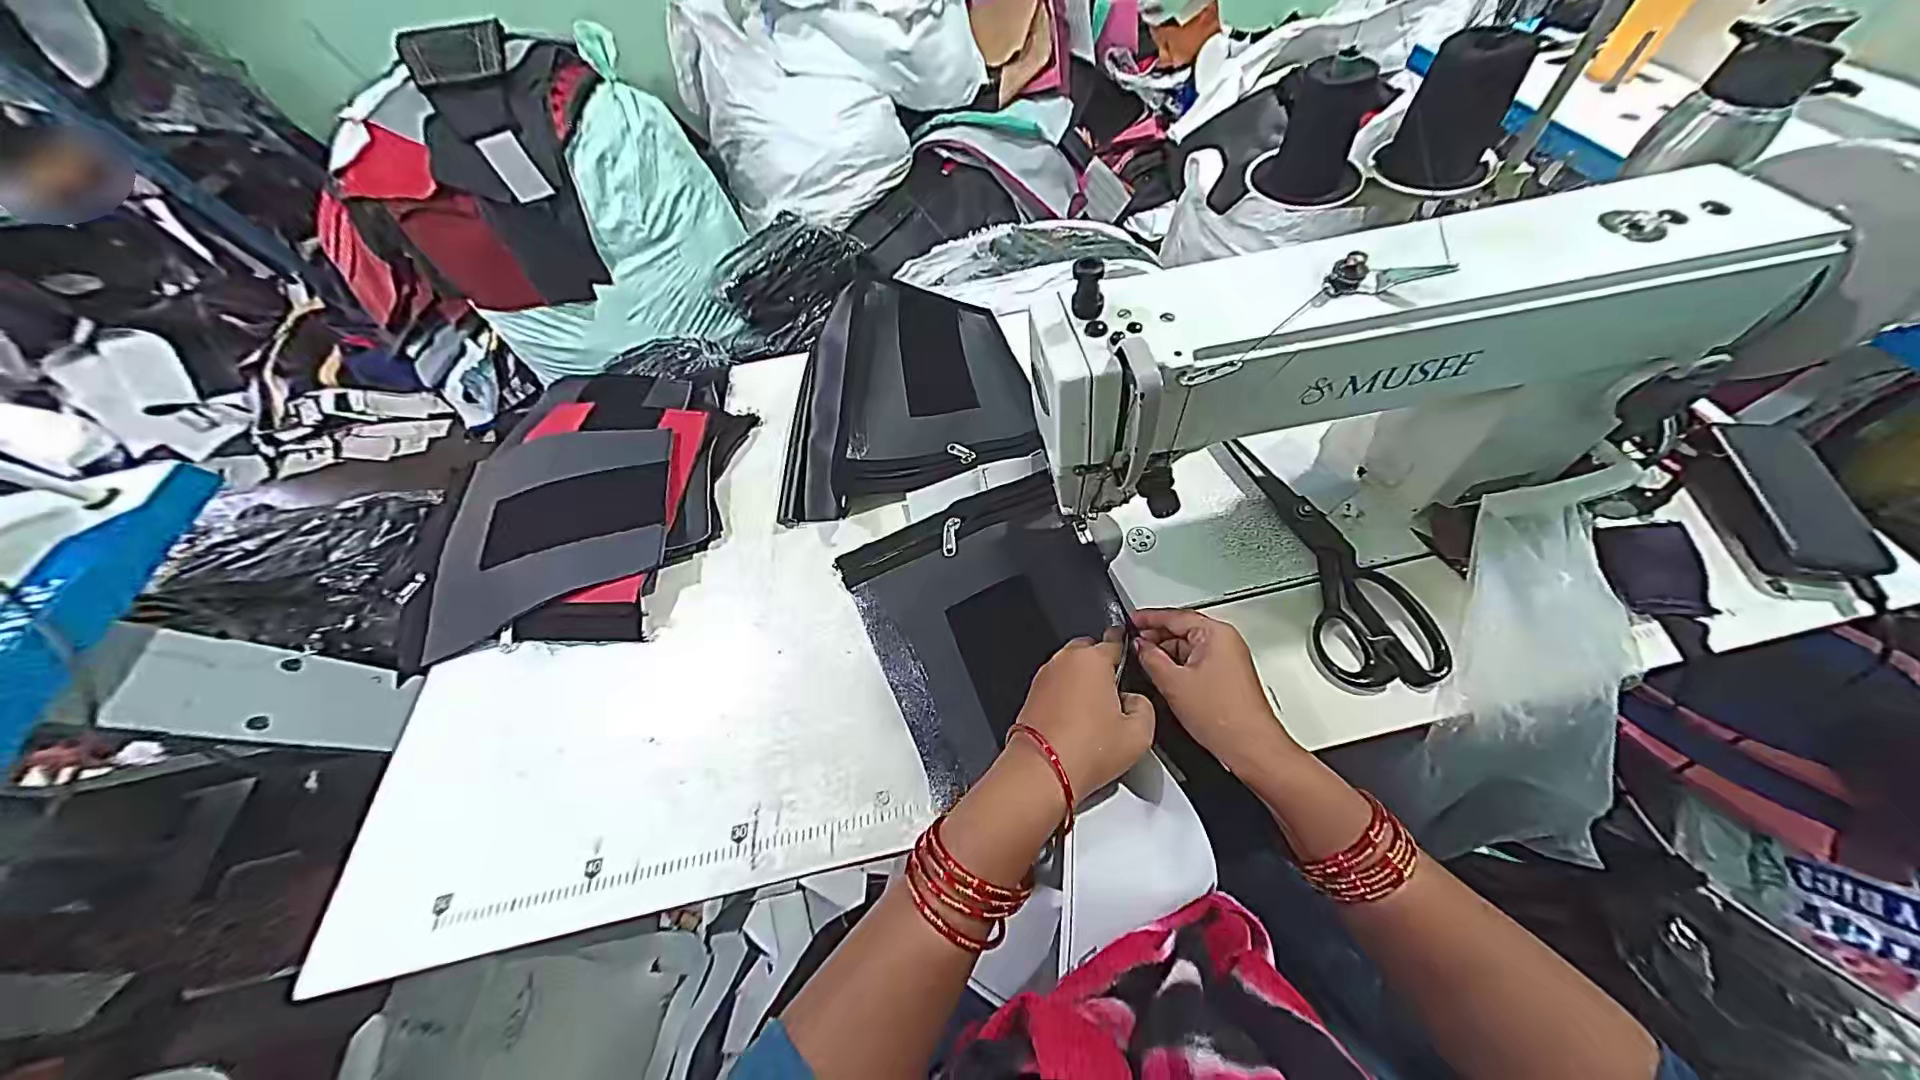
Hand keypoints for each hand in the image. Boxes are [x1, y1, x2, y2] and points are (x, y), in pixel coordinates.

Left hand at [1011, 635, 1155, 798]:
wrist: (1042, 770)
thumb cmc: (1085, 750)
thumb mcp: (1140, 733)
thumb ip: (1145, 706)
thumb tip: (1135, 700)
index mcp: (1093, 659)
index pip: (1115, 641)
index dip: (1127, 654)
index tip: (1130, 662)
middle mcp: (1065, 660)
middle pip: (1090, 652)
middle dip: (1103, 668)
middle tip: (1114, 696)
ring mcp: (1045, 676)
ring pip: (1071, 669)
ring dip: (1082, 682)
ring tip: (1094, 715)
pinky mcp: (1032, 693)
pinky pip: (1056, 685)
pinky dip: (1066, 696)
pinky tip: (1075, 722)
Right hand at [1131, 609, 1300, 773]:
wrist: (1250, 747)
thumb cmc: (1225, 717)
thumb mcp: (1173, 682)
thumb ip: (1150, 657)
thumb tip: (1140, 646)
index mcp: (1216, 634)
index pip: (1174, 616)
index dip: (1148, 618)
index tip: (1132, 620)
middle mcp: (1226, 642)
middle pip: (1182, 629)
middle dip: (1156, 637)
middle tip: (1134, 644)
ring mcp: (1228, 659)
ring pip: (1188, 647)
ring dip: (1166, 654)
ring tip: (1146, 664)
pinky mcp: (1226, 675)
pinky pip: (1196, 661)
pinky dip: (1178, 666)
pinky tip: (1164, 678)